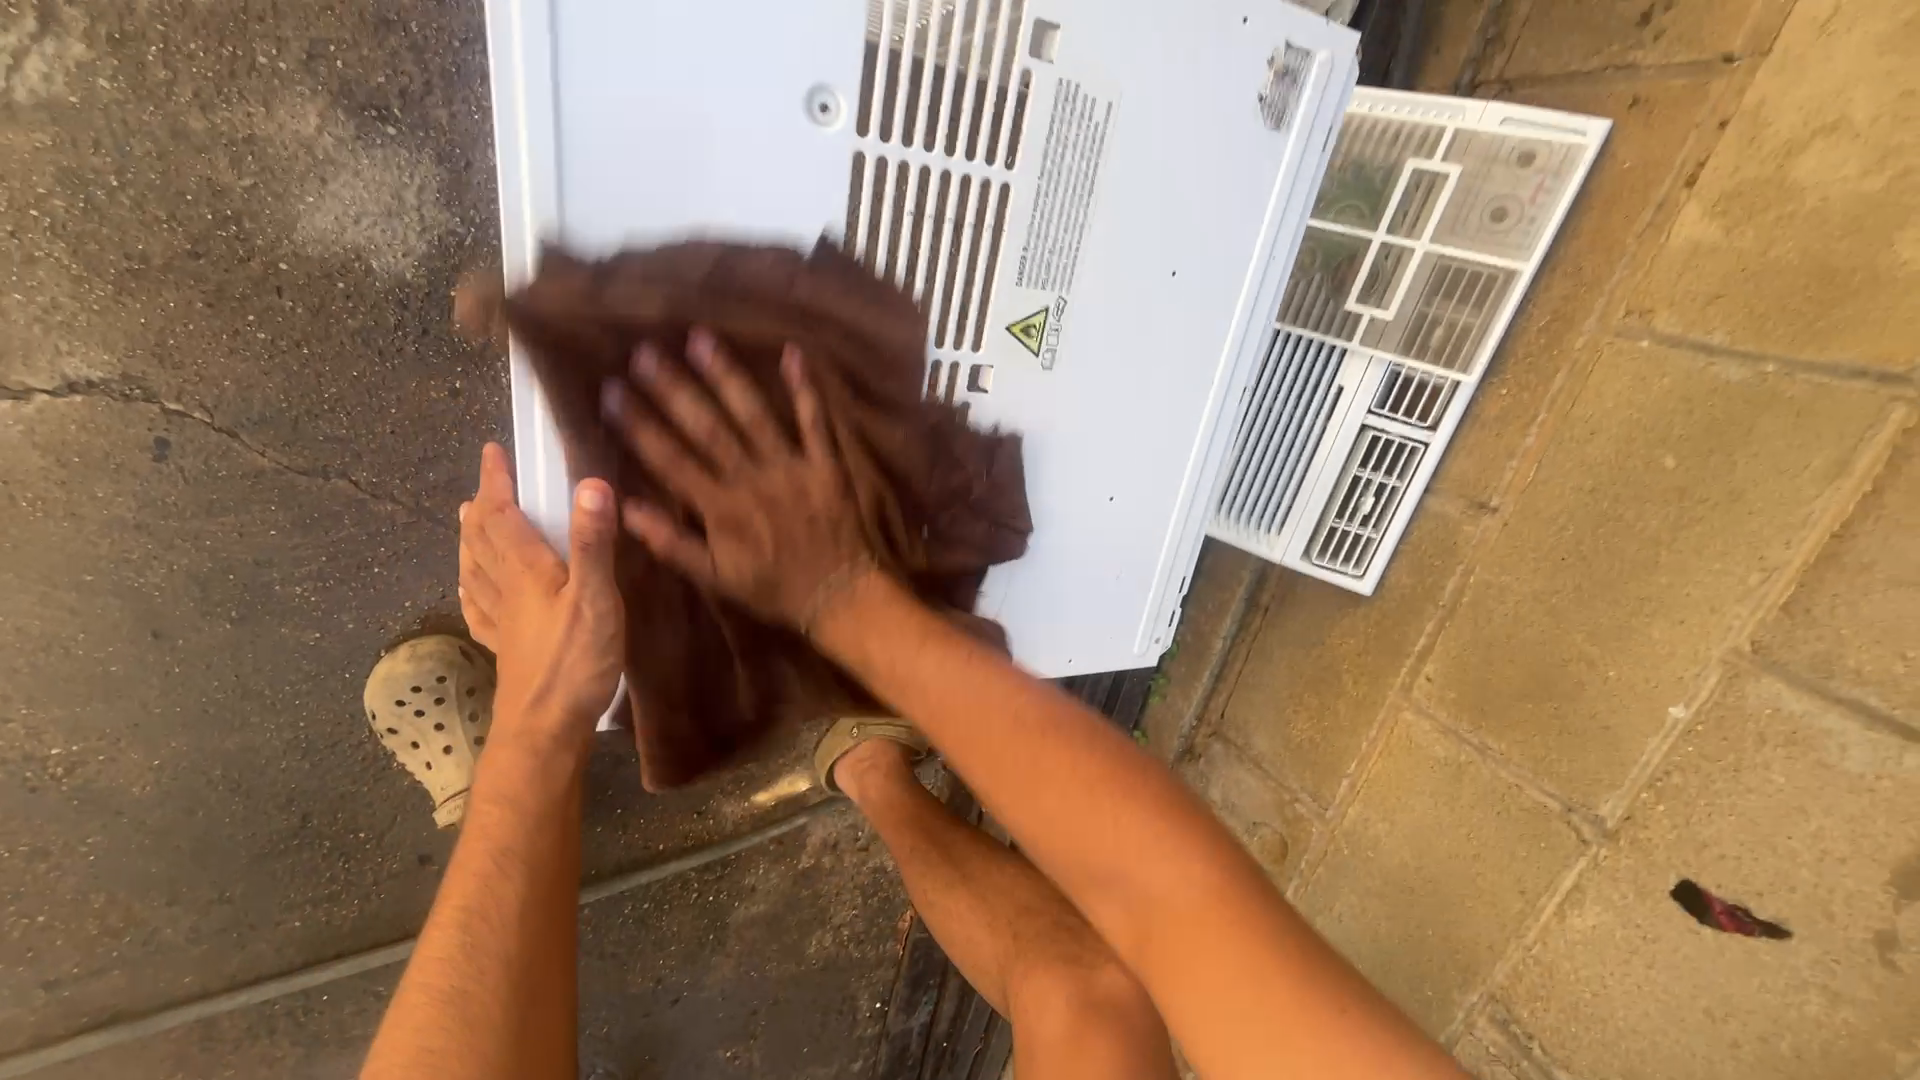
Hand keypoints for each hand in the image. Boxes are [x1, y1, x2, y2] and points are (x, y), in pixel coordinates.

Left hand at [458, 442, 623, 751]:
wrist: (544, 729)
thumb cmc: (575, 663)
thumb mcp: (596, 599)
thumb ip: (593, 544)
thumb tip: (591, 484)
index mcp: (528, 573)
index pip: (504, 517)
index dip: (497, 483)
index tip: (493, 453)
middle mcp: (508, 591)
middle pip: (484, 541)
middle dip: (483, 507)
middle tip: (483, 485)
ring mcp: (503, 623)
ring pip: (477, 571)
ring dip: (471, 542)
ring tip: (467, 523)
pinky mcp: (506, 649)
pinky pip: (480, 609)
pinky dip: (472, 589)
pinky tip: (470, 590)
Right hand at [599, 328, 870, 629]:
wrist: (840, 594)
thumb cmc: (774, 587)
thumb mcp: (715, 578)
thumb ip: (671, 543)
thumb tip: (625, 508)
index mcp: (720, 508)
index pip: (670, 459)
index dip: (639, 424)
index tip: (611, 391)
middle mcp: (752, 479)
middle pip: (706, 427)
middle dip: (673, 389)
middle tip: (644, 351)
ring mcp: (791, 467)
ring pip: (754, 415)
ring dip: (726, 376)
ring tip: (700, 338)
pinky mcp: (826, 464)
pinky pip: (815, 422)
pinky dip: (805, 388)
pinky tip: (792, 352)